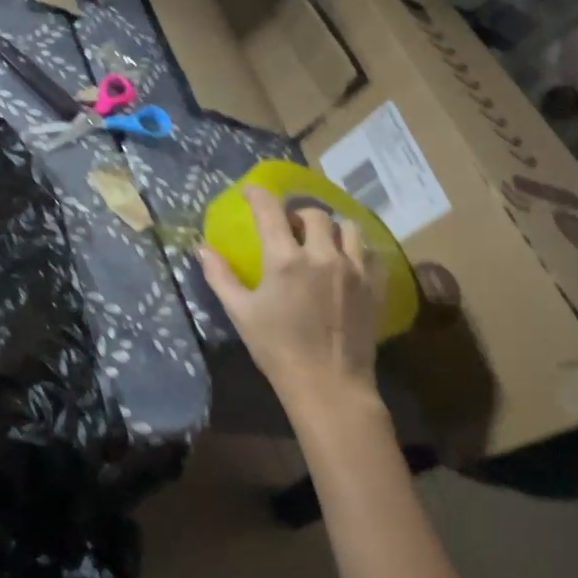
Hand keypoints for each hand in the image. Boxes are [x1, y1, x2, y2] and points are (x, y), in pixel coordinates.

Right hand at [199, 186, 383, 418]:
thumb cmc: (277, 348)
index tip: (250, 191)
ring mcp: (355, 270)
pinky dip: (355, 248)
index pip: (270, 211)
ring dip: (330, 227)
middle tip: (286, 227)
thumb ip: (219, 275)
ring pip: (349, 228)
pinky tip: (344, 261)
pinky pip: (370, 252)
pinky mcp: (376, 287)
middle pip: (314, 214)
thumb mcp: (240, 311)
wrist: (329, 385)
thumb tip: (201, 248)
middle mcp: (323, 257)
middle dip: (296, 214)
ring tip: (319, 240)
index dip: (258, 195)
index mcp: (285, 261)